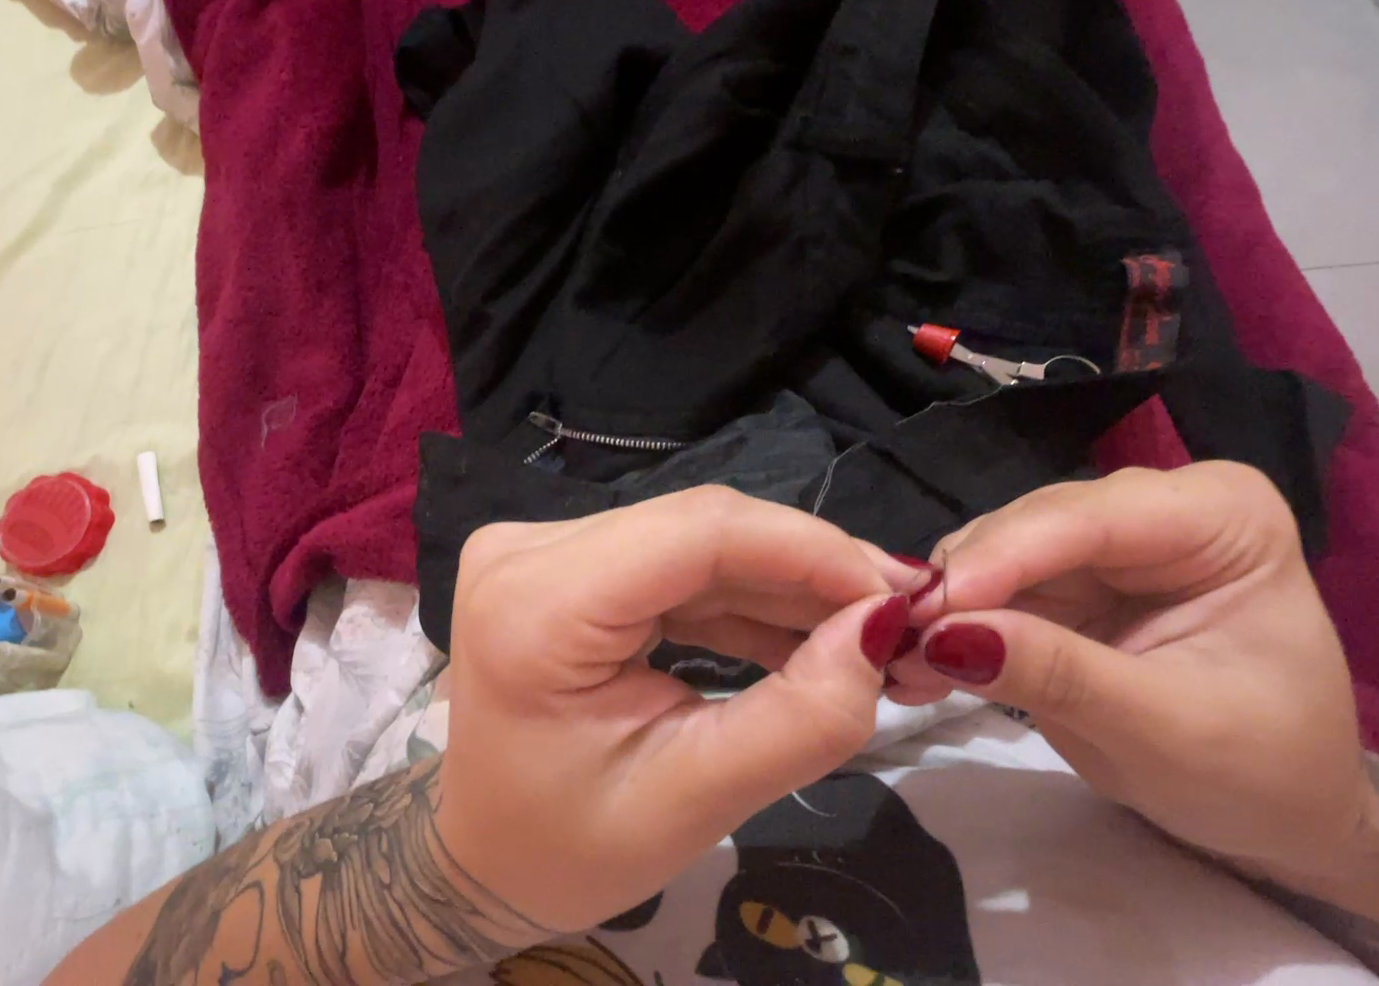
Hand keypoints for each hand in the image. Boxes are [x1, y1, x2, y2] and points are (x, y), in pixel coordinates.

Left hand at [434, 486, 927, 934]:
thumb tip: (881, 629)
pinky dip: (741, 595)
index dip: (810, 550)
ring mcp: (541, 547)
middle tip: (899, 620)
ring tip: (863, 635)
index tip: (899, 596)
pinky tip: (801, 633)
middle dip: (808, 569)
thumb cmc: (564, 847)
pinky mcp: (564, 560)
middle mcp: (529, 549)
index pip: (698, 531)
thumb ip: (797, 718)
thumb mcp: (690, 800)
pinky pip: (673, 562)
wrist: (479, 852)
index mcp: (536, 605)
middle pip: (700, 527)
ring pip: (695, 540)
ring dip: (783, 583)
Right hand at [886, 462, 1374, 880]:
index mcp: (1220, 516)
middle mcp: (1152, 507)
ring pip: (991, 549)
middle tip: (896, 645)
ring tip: (902, 663)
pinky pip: (983, 584)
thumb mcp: (1166, 732)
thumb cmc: (1260, 774)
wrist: (1273, 817)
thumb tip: (941, 637)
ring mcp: (1099, 540)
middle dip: (963, 585)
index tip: (929, 611)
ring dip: (944, 606)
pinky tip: (919, 660)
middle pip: (1028, 525)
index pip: (1090, 518)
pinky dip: (948, 624)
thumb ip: (1058, 675)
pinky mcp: (1058, 576)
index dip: (1003, 557)